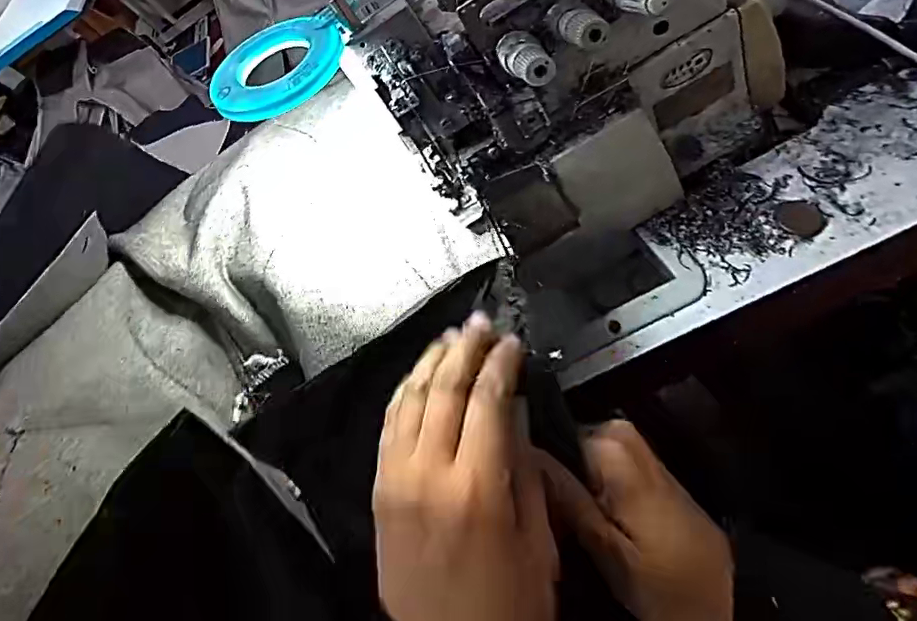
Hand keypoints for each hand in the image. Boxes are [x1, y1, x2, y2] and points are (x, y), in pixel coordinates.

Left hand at [374, 313, 556, 620]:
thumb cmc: (505, 606)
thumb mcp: (537, 545)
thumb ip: (524, 470)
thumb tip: (514, 412)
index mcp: (478, 487)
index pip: (488, 400)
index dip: (502, 363)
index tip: (512, 343)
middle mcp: (430, 472)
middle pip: (445, 387)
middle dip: (466, 348)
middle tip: (481, 323)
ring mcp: (397, 475)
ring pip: (411, 396)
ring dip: (432, 359)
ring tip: (452, 336)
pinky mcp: (379, 485)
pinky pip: (390, 421)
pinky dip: (406, 389)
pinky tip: (420, 374)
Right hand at [538, 421, 732, 620]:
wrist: (725, 619)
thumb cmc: (662, 590)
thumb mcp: (606, 551)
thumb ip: (569, 499)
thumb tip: (531, 456)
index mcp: (624, 458)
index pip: (569, 430)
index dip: (553, 457)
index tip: (548, 486)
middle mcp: (646, 451)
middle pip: (590, 434)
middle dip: (576, 462)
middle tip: (575, 505)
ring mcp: (665, 470)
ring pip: (611, 452)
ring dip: (596, 476)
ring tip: (598, 515)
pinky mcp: (678, 491)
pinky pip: (634, 469)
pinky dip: (620, 486)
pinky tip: (620, 520)